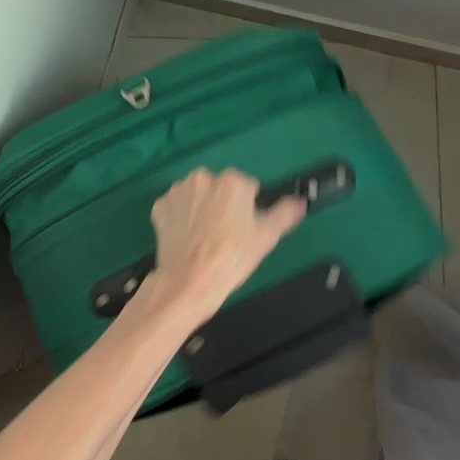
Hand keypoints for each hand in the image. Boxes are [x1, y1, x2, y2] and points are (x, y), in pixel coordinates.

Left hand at [143, 168, 305, 325]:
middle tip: (226, 235)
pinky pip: (176, 207)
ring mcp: (177, 191)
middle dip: (223, 204)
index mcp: (232, 181)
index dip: (249, 208)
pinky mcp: (159, 207)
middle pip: (220, 188)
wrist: (190, 281)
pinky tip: (187, 238)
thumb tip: (299, 202)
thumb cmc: (233, 258)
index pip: (248, 187)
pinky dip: (181, 218)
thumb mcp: (267, 237)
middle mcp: (203, 178)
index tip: (245, 229)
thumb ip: (285, 213)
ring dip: (201, 208)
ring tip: (205, 238)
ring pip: (197, 195)